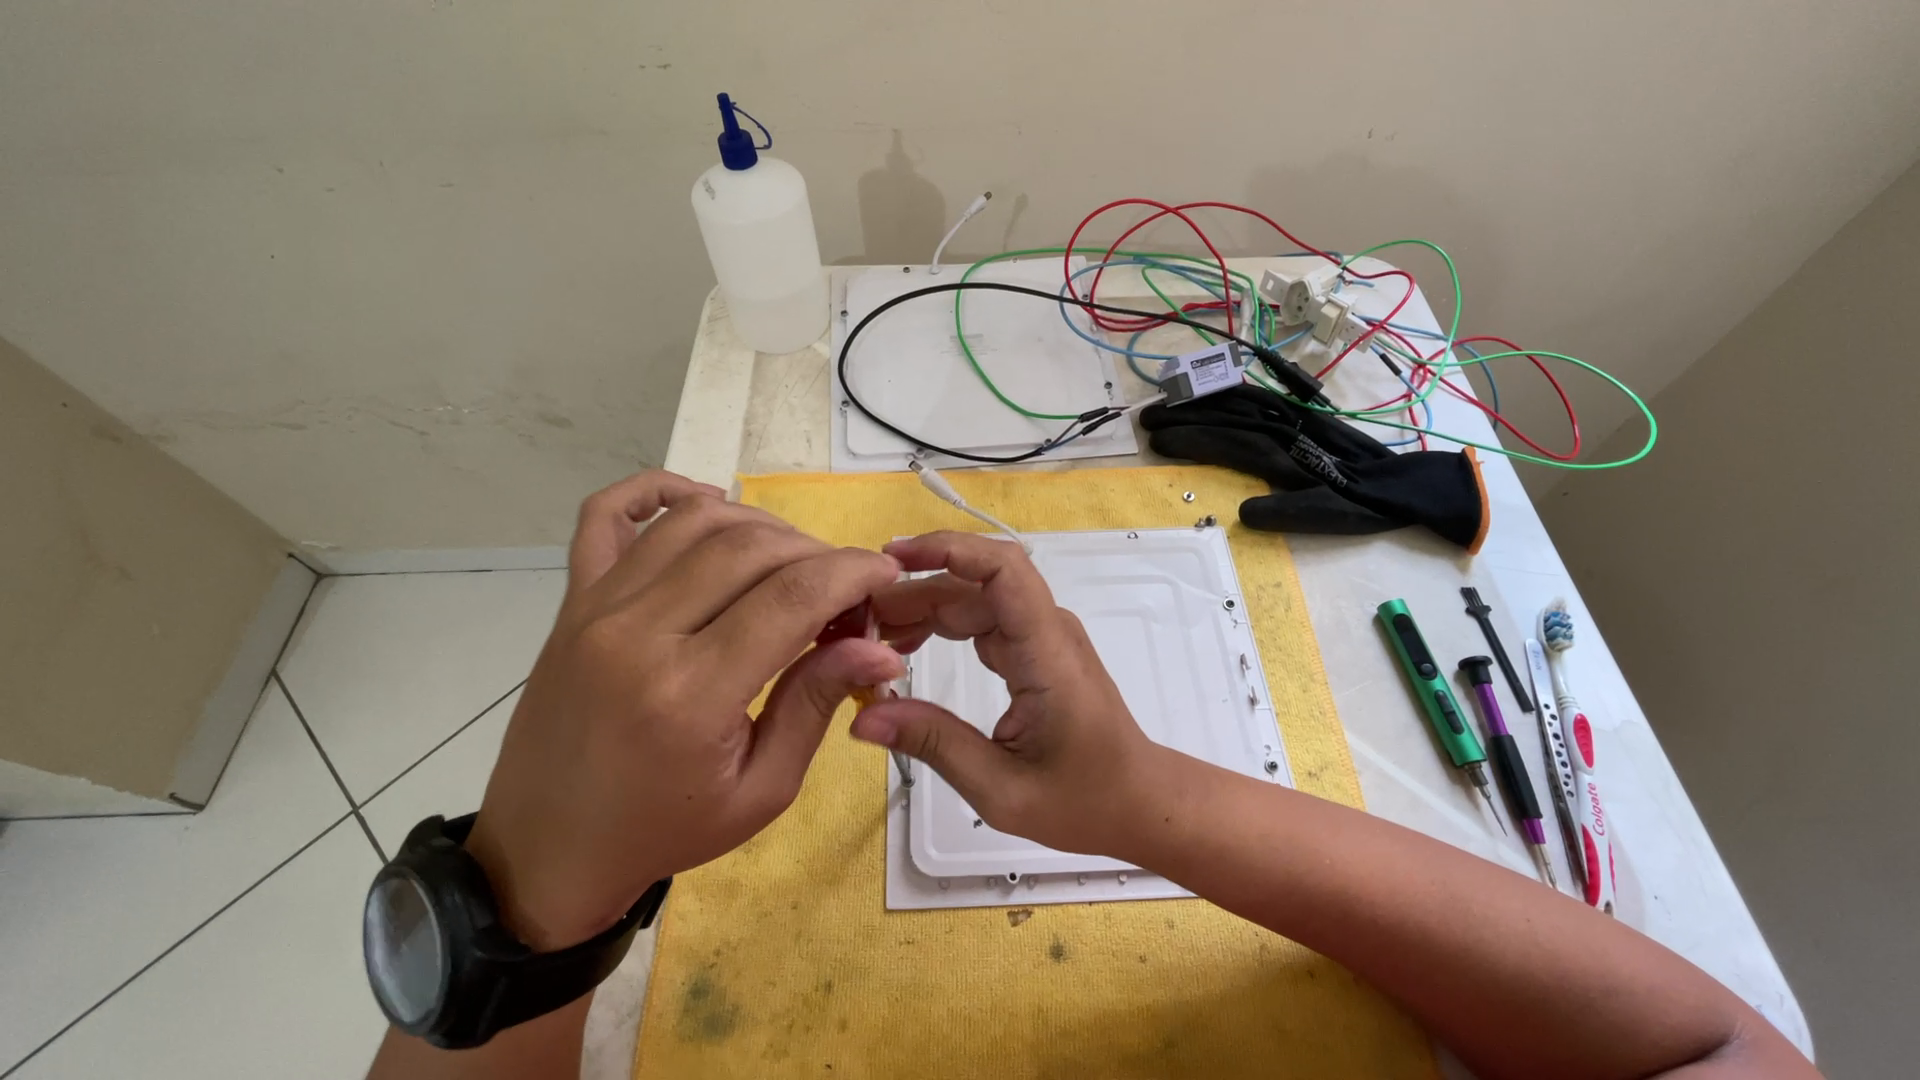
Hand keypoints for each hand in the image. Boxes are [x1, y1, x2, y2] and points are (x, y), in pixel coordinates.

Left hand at [466, 471, 904, 948]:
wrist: (548, 850)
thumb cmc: (662, 830)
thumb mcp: (762, 790)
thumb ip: (817, 704)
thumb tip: (880, 647)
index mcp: (691, 693)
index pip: (792, 596)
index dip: (853, 574)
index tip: (884, 577)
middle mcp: (639, 633)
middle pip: (750, 548)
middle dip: (817, 553)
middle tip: (844, 587)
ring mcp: (595, 608)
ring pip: (694, 520)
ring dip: (760, 525)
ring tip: (792, 560)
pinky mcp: (571, 601)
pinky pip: (605, 514)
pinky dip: (657, 489)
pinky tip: (702, 500)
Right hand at [850, 531, 1166, 858]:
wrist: (1138, 802)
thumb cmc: (1082, 801)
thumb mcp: (1001, 790)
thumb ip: (934, 745)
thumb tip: (863, 718)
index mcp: (1047, 654)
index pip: (1003, 571)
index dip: (948, 550)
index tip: (891, 557)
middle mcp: (1046, 630)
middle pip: (975, 582)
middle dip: (913, 590)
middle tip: (854, 621)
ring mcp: (1042, 637)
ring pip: (973, 597)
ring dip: (922, 606)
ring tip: (868, 635)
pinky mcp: (1034, 649)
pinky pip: (982, 619)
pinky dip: (940, 625)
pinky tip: (903, 646)